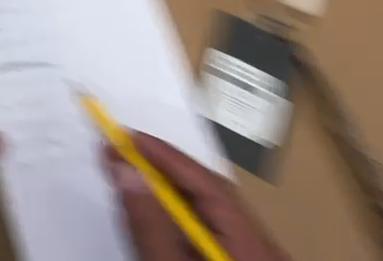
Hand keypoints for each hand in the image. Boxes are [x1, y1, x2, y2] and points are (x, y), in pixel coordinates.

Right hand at [106, 133, 289, 260]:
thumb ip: (149, 223)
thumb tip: (123, 168)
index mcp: (254, 246)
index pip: (207, 183)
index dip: (163, 155)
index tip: (123, 134)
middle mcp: (263, 247)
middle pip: (209, 191)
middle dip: (161, 167)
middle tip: (119, 150)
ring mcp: (254, 255)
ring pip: (208, 208)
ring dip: (166, 188)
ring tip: (128, 172)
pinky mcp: (238, 260)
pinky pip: (208, 225)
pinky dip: (176, 210)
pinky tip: (152, 208)